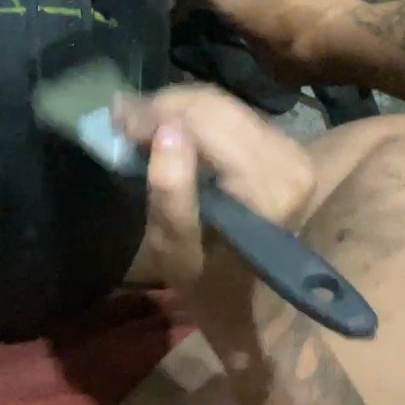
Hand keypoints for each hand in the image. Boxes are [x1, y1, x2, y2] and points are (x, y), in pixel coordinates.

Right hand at [114, 85, 315, 294]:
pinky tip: (168, 132)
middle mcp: (288, 159)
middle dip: (161, 106)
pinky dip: (192, 117)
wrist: (255, 302)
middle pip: (213, 104)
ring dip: (174, 110)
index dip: (154, 112)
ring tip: (139, 126)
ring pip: (219, 103)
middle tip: (121, 119)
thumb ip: (170, 191)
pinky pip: (228, 113)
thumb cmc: (207, 281)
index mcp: (266, 184)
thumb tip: (165, 130)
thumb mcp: (176, 249)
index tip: (114, 119)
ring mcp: (290, 150)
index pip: (204, 120)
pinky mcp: (283, 146)